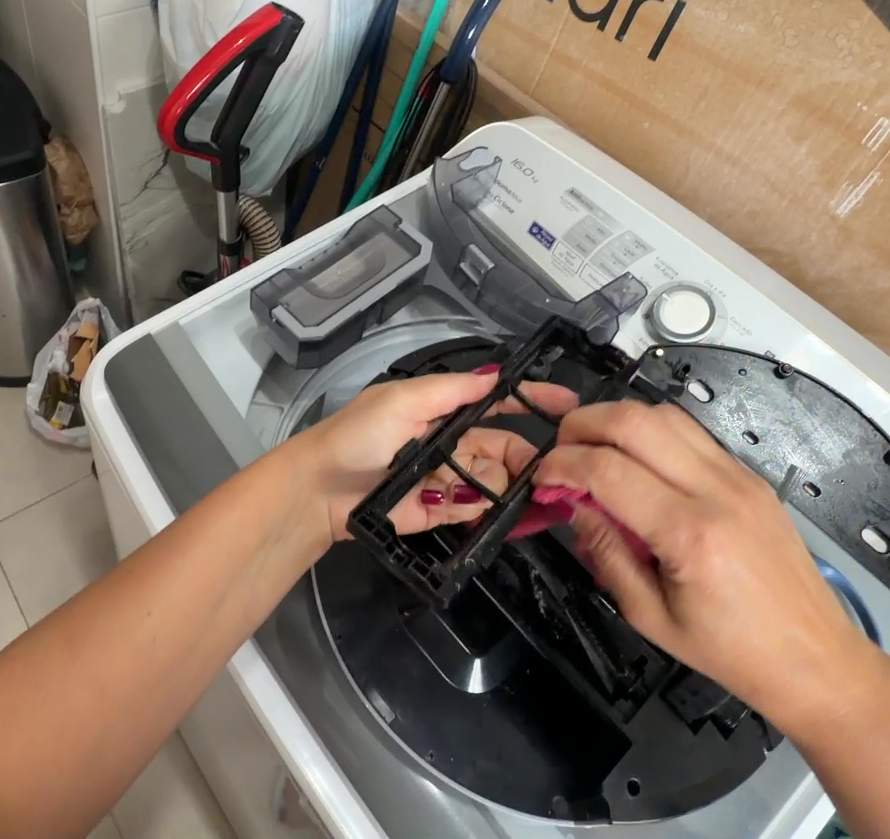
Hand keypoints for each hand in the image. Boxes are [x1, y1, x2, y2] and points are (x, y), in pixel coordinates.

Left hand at [285, 371, 577, 542]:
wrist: (319, 492)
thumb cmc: (358, 437)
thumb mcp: (402, 401)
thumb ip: (450, 391)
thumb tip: (495, 375)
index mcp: (439, 409)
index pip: (493, 401)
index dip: (530, 399)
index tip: (570, 404)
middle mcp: (447, 441)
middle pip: (503, 447)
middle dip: (530, 456)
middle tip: (558, 469)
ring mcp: (445, 479)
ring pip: (495, 481)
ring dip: (513, 487)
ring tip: (537, 495)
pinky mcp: (438, 512)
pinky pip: (475, 511)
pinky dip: (492, 513)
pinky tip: (511, 514)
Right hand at [535, 400, 885, 733]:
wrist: (816, 660)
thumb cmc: (730, 650)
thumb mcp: (649, 616)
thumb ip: (605, 552)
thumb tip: (573, 504)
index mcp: (690, 535)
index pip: (607, 469)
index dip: (561, 465)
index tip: (540, 478)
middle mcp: (718, 492)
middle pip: (634, 420)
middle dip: (581, 424)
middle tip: (558, 451)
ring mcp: (739, 477)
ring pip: (662, 414)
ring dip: (614, 420)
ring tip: (590, 448)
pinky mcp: (749, 475)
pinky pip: (688, 431)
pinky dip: (648, 431)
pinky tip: (632, 458)